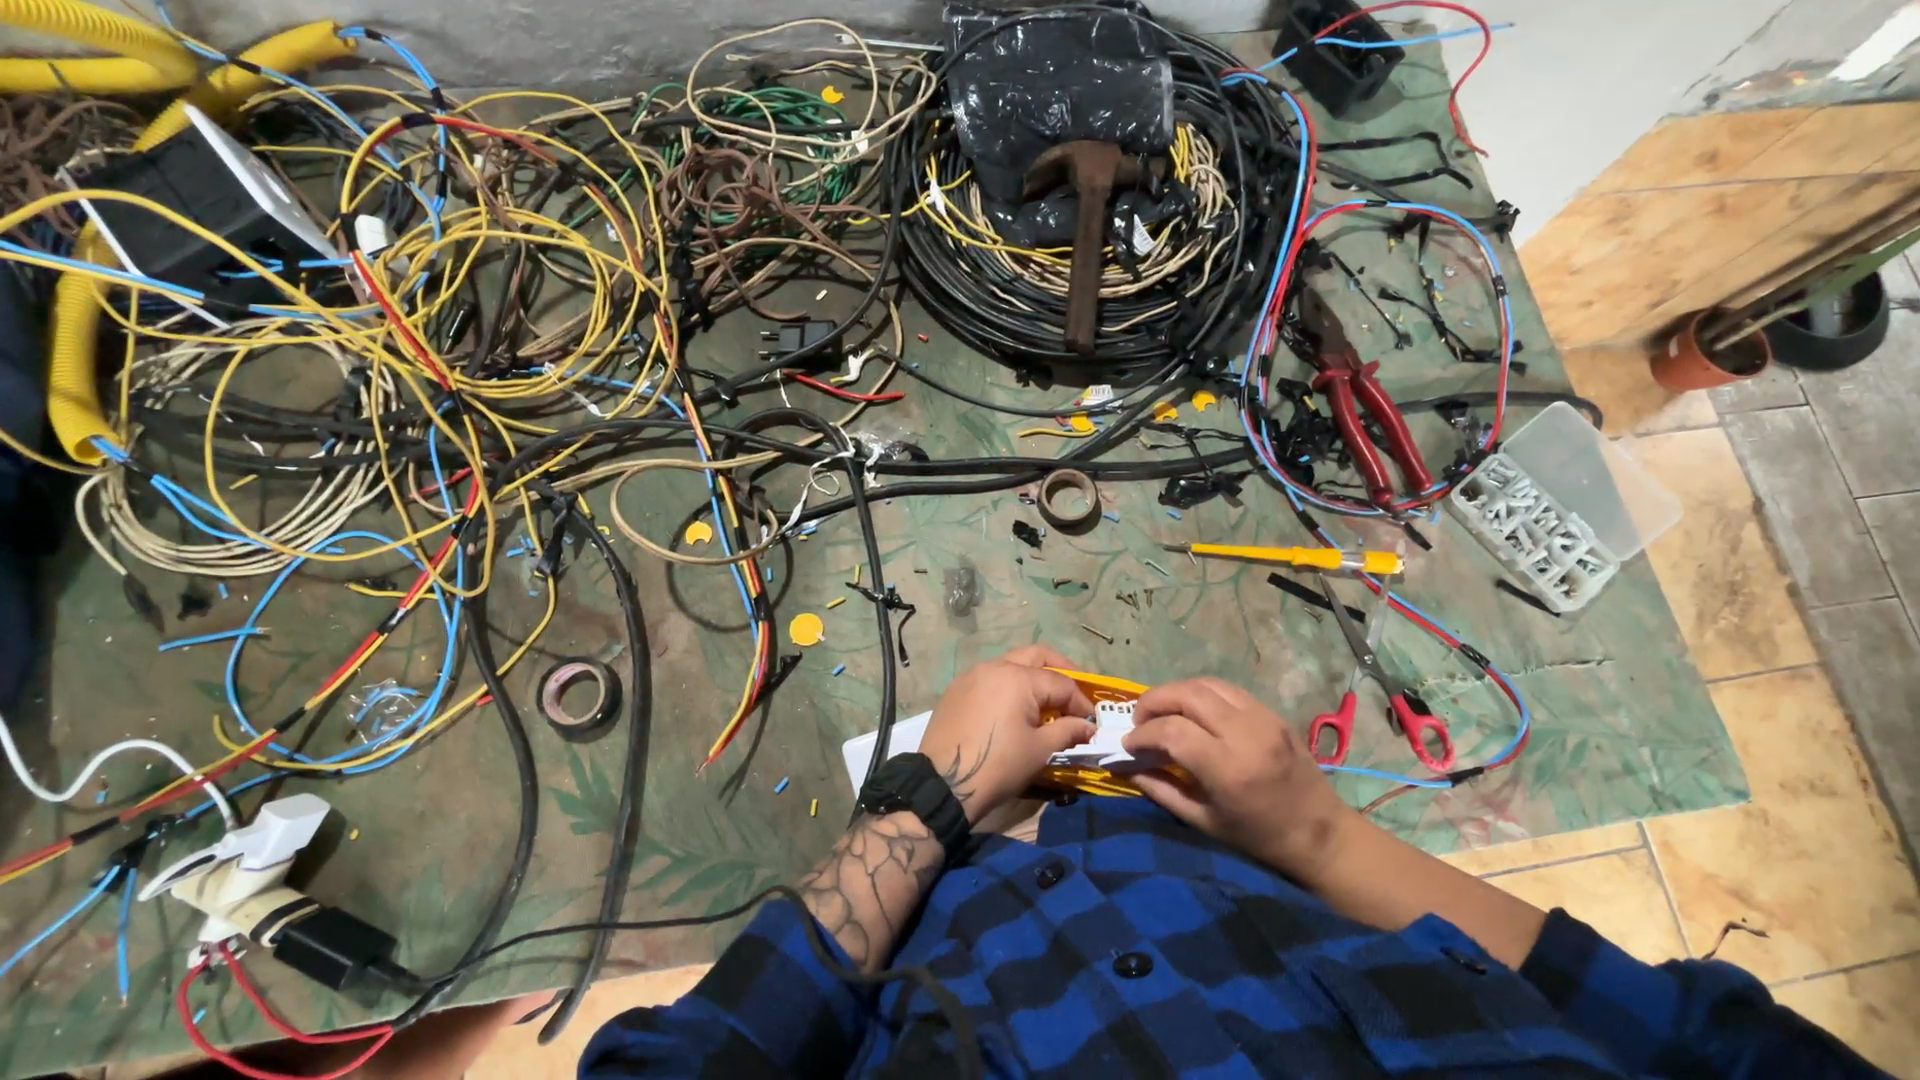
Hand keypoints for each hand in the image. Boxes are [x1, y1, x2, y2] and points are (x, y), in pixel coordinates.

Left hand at [918, 645, 1096, 824]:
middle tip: (1073, 695)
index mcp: (1018, 678)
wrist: (943, 784)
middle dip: (1060, 671)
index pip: (1061, 682)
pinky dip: (1008, 686)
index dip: (1080, 702)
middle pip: (1036, 657)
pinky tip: (1014, 708)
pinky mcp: (956, 690)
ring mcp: (971, 676)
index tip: (1090, 722)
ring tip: (1045, 703)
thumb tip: (1088, 726)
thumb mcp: (1039, 750)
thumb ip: (1068, 731)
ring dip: (1032, 677)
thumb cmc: (998, 765)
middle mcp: (994, 666)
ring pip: (1011, 664)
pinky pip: (990, 678)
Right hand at [1122, 677, 1358, 877]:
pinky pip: (1227, 689)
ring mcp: (1262, 718)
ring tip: (1162, 712)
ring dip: (1176, 692)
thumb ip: (1161, 788)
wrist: (1321, 834)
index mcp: (1228, 769)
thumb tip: (1126, 765)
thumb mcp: (1203, 821)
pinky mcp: (1272, 713)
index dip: (1142, 733)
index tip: (1129, 744)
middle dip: (1153, 701)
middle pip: (1187, 694)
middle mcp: (1246, 734)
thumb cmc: (1258, 837)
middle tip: (1139, 721)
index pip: (1172, 730)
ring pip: (1206, 684)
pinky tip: (1191, 712)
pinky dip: (1201, 694)